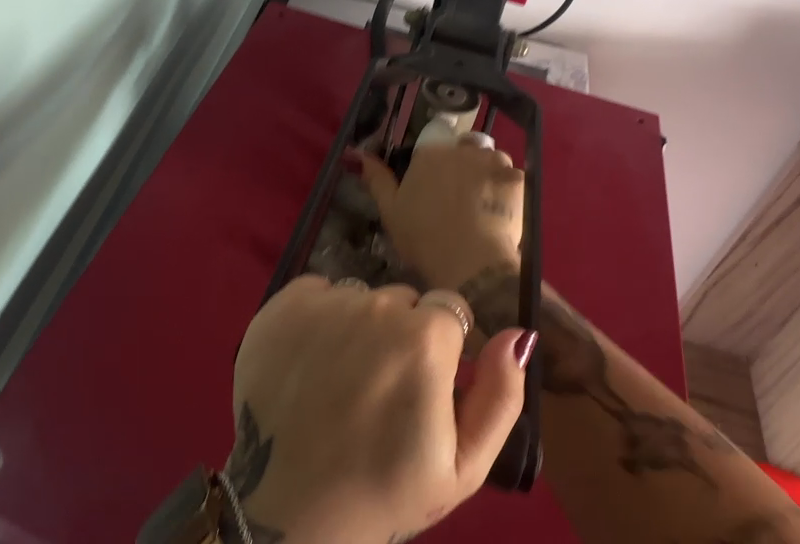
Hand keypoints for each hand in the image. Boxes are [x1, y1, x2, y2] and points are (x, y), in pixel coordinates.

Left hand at [226, 274, 534, 542]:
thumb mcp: (464, 465)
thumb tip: (519, 334)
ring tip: (343, 381)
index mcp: (426, 337)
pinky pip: (318, 292)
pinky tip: (313, 361)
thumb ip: (501, 395)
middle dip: (402, 334)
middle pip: (403, 301)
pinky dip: (320, 317)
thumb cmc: (384, 491)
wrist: (289, 508)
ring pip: (360, 297)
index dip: (442, 348)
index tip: (424, 386)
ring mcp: (324, 303)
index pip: (449, 311)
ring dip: (360, 326)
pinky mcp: (281, 306)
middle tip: (382, 390)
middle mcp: (374, 305)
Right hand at [359, 136, 524, 294]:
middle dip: (465, 159)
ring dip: (488, 171)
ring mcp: (494, 162)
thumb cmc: (424, 238)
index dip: (439, 151)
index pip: (437, 132)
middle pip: (467, 144)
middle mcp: (464, 148)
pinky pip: (512, 176)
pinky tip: (500, 209)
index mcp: (430, 152)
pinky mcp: (517, 179)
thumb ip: (377, 178)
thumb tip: (361, 154)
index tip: (438, 172)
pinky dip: (507, 189)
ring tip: (483, 200)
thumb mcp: (391, 210)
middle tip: (461, 190)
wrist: (471, 265)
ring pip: (492, 157)